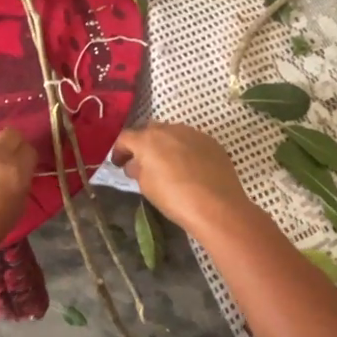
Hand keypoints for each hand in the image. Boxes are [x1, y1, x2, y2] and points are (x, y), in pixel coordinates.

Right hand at [113, 124, 255, 234]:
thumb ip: (137, 170)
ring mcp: (192, 133)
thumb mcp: (146, 187)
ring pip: (172, 133)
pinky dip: (185, 150)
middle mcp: (168, 129)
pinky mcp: (211, 142)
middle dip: (144, 144)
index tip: (118, 163)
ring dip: (165, 144)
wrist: (218, 207)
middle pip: (149, 131)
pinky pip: (191, 141)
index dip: (119, 150)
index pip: (125, 138)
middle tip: (143, 162)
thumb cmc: (174, 198)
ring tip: (168, 163)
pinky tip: (190, 167)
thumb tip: (135, 164)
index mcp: (147, 139)